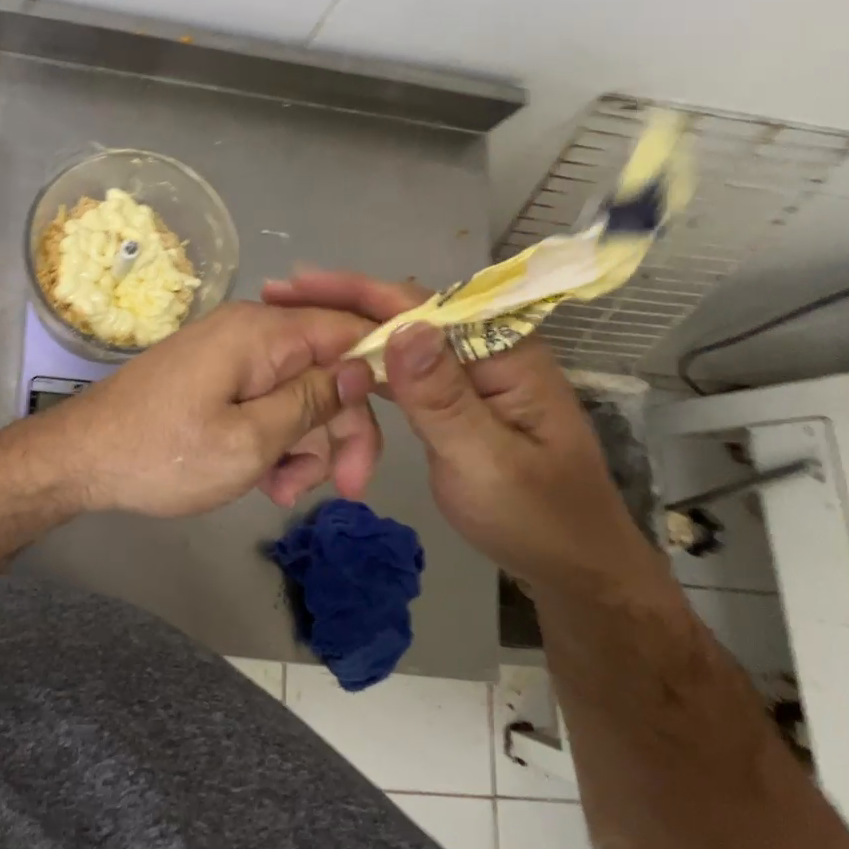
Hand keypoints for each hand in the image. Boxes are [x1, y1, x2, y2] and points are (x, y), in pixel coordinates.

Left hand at [36, 301, 378, 517]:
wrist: (79, 460)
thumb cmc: (163, 455)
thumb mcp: (249, 441)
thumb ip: (311, 404)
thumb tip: (362, 370)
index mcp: (262, 333)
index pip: (349, 331)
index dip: (381, 376)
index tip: (399, 426)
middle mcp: (248, 333)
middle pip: (326, 371)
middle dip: (338, 431)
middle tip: (344, 489)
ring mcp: (227, 357)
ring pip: (296, 395)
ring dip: (302, 447)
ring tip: (280, 492)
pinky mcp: (211, 382)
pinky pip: (262, 403)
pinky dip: (271, 442)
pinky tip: (263, 482)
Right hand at [262, 271, 659, 592]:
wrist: (572, 563)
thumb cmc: (534, 516)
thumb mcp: (485, 460)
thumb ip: (442, 397)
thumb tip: (402, 329)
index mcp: (502, 352)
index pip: (417, 304)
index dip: (351, 290)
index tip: (293, 285)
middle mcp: (485, 350)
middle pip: (403, 311)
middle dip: (338, 302)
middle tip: (276, 300)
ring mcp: (470, 373)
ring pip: (398, 338)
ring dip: (345, 329)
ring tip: (291, 321)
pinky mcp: (455, 397)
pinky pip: (402, 369)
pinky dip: (363, 362)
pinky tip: (330, 361)